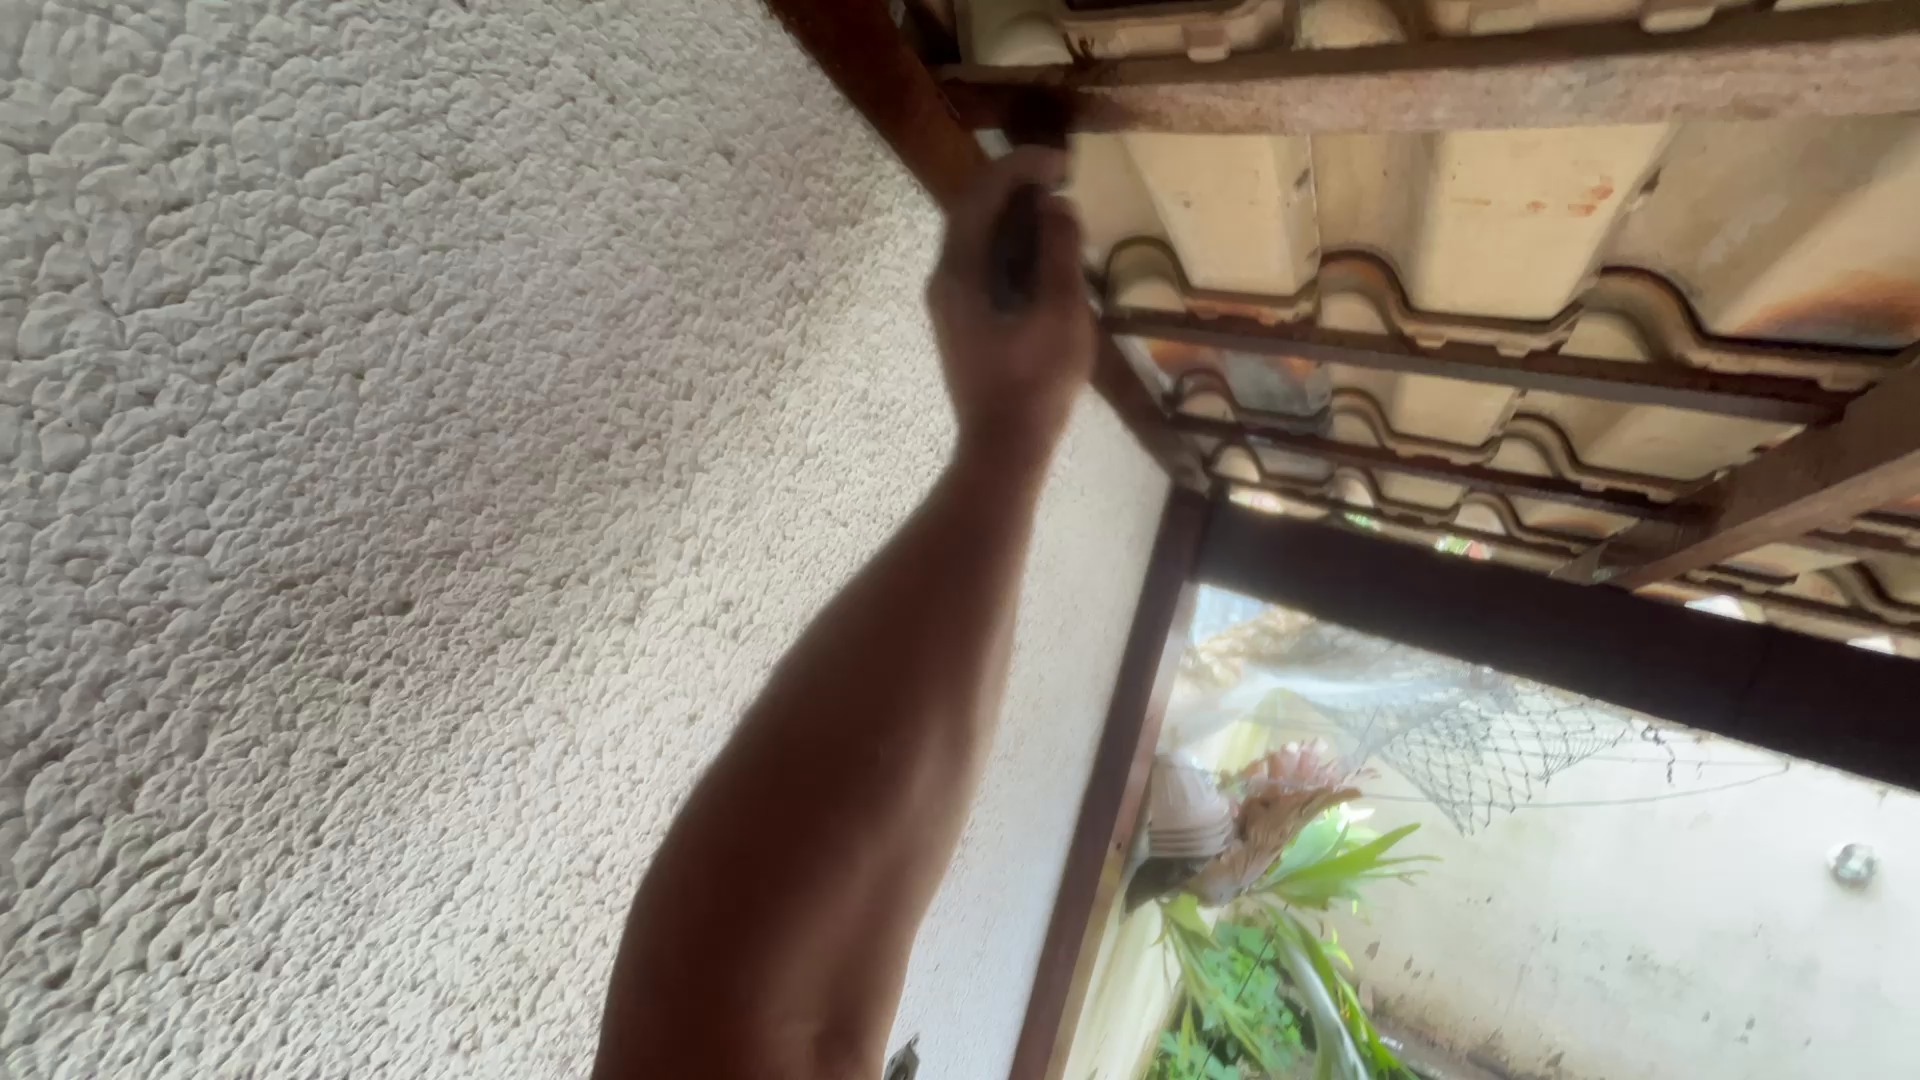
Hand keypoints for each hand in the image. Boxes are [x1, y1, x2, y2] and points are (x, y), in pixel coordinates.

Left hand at [927, 147, 1093, 468]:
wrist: (1003, 447)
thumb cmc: (1035, 386)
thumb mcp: (1061, 314)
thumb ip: (1059, 253)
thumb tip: (1055, 205)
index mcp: (960, 273)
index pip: (983, 194)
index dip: (1022, 166)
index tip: (1063, 163)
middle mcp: (943, 281)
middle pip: (972, 211)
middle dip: (1015, 186)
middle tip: (1061, 180)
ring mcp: (948, 304)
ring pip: (974, 239)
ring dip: (1012, 217)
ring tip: (1056, 214)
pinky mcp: (960, 323)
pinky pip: (979, 266)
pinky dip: (1008, 248)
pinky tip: (1040, 258)